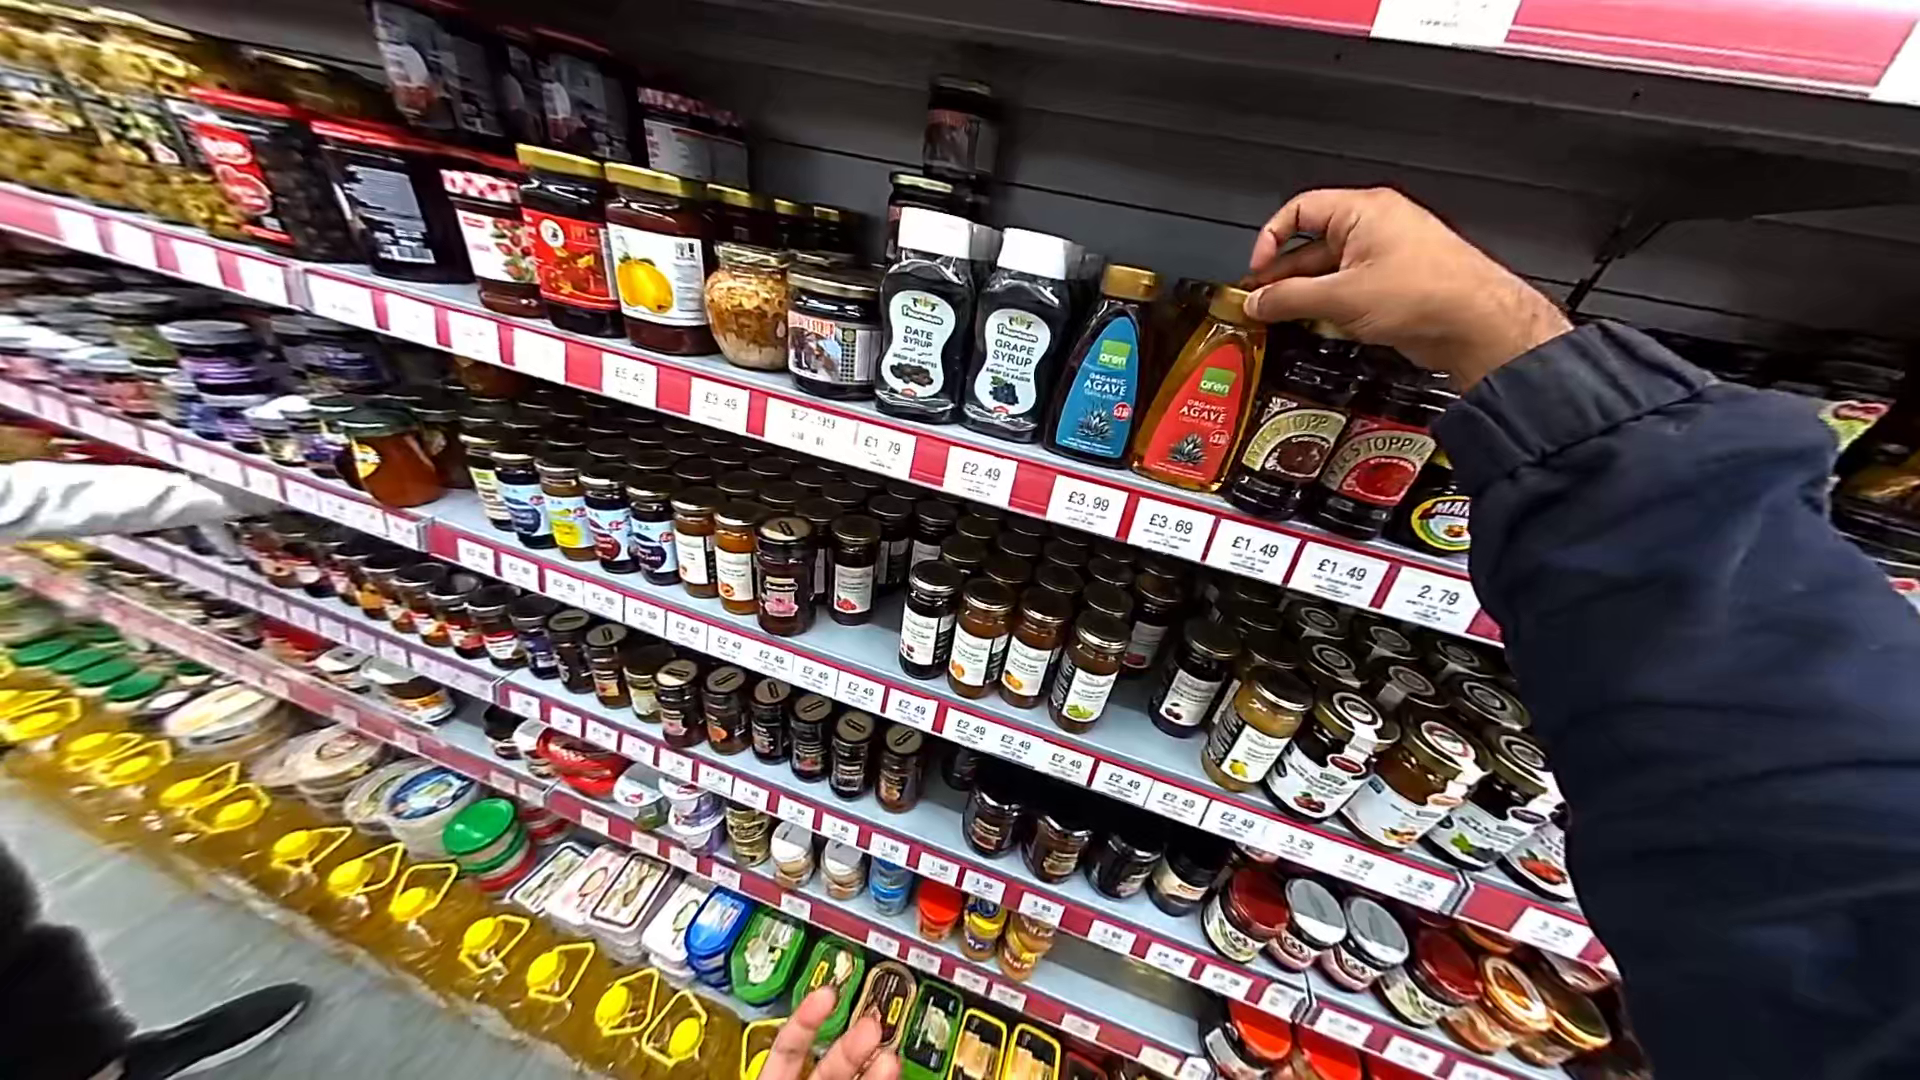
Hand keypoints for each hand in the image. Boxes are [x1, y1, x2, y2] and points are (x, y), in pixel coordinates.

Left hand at [761, 988, 899, 1079]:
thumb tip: (782, 1043)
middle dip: (853, 1042)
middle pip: (829, 1063)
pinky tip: (892, 1072)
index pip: (789, 1043)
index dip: (808, 1016)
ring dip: (874, 1069)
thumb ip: (776, 1065)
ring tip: (891, 1058)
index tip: (828, 992)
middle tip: (872, 1024)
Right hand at [1243, 187, 1571, 387]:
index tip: (1255, 271)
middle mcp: (1371, 228)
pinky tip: (1308, 325)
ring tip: (1277, 319)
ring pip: (1322, 272)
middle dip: (1279, 276)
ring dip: (1298, 295)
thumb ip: (1287, 299)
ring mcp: (1379, 257)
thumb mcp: (1339, 297)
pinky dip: (1319, 306)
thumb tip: (1255, 303)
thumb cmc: (1425, 294)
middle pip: (1307, 245)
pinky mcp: (1384, 284)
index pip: (1299, 210)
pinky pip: (1340, 289)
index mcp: (1362, 212)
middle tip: (1257, 303)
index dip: (1269, 238)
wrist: (1474, 324)